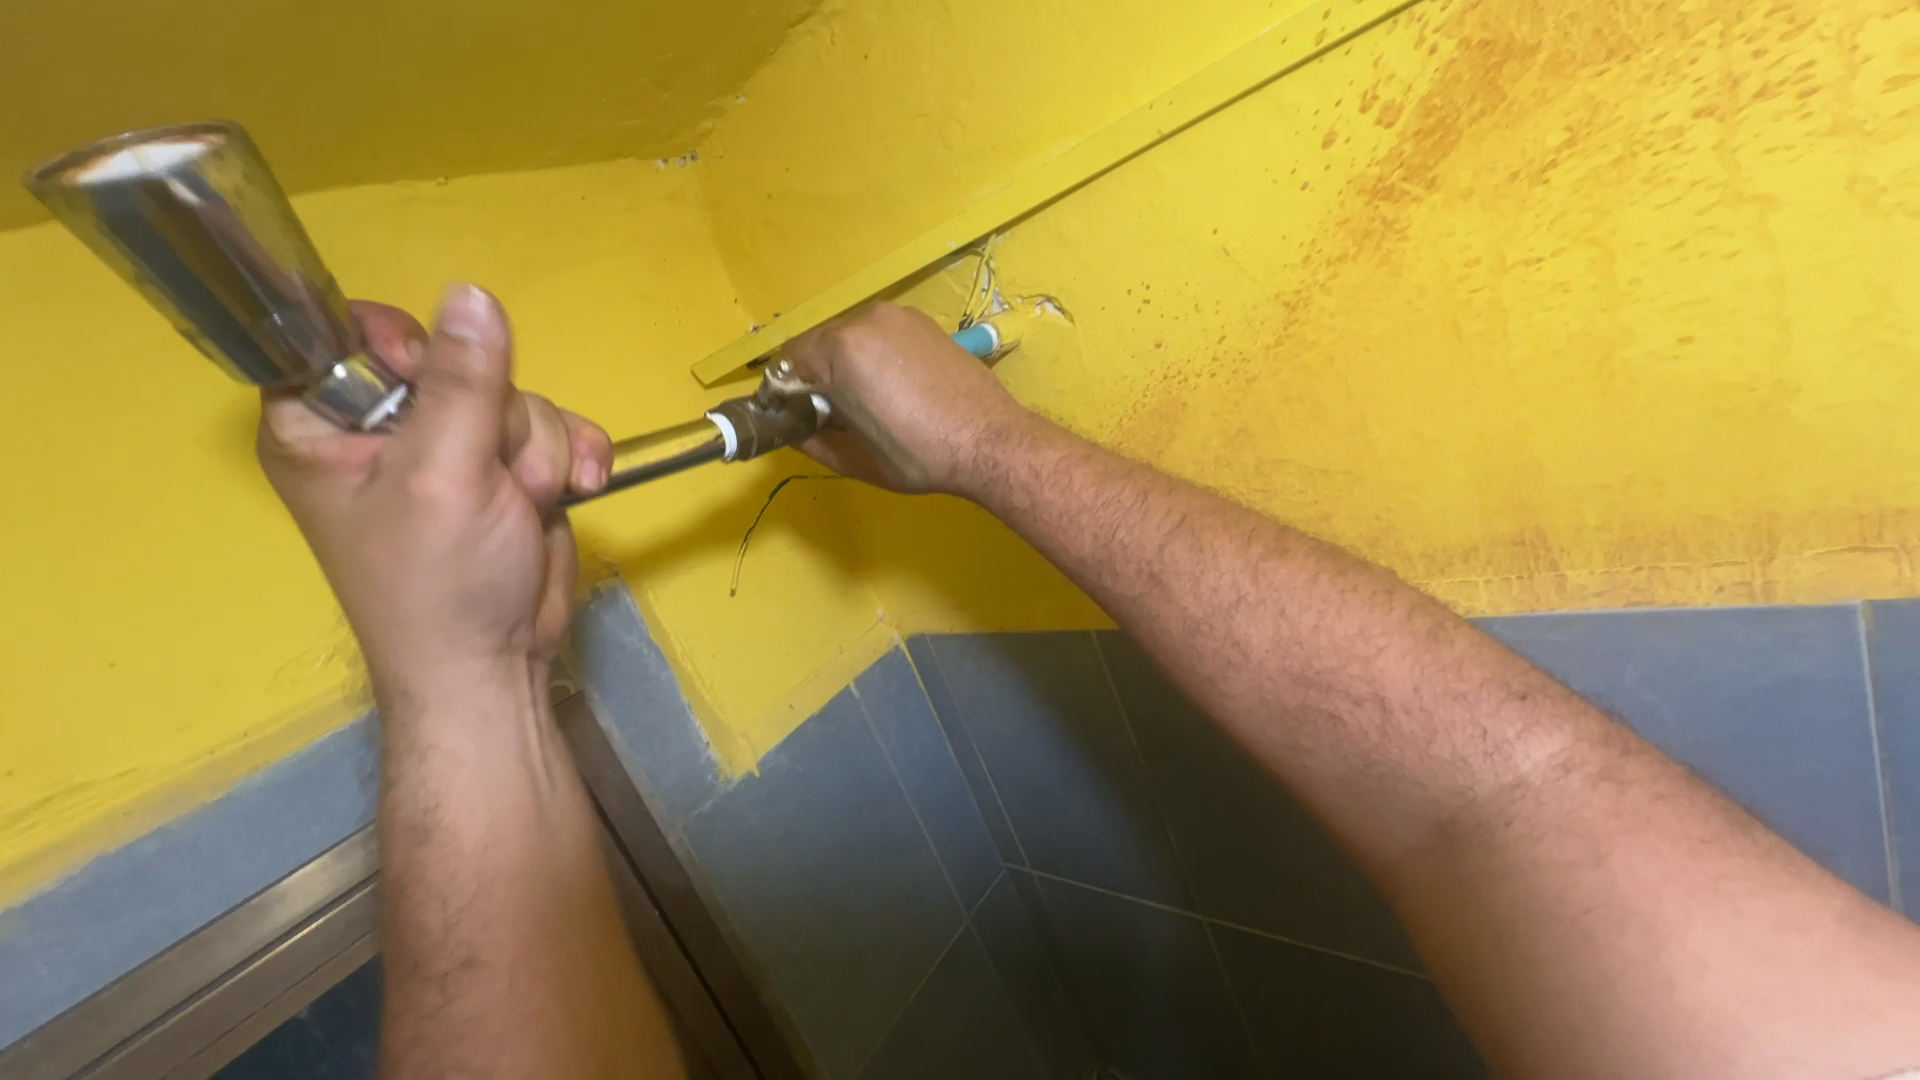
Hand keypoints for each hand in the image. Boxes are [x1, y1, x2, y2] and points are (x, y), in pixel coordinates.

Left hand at [257, 285, 613, 698]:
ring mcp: (466, 450)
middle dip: (500, 418)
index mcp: (329, 425)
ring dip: (544, 450)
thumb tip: (473, 293)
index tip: (434, 377)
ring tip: (532, 502)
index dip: (403, 346)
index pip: (350, 336)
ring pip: (521, 399)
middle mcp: (396, 429)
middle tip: (496, 473)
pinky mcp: (520, 472)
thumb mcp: (442, 474)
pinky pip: (561, 430)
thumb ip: (462, 383)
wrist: (501, 656)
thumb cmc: (439, 578)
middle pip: (461, 363)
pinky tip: (581, 489)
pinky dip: (578, 458)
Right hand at [782, 302, 1028, 495]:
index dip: (787, 393)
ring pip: (850, 337)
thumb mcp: (854, 461)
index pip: (786, 363)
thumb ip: (810, 440)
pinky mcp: (922, 321)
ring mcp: (897, 315)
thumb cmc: (918, 456)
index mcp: (841, 350)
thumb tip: (791, 429)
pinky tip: (897, 387)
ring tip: (872, 402)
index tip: (801, 418)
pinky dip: (876, 355)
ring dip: (847, 364)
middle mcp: (865, 319)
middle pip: (818, 345)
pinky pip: (880, 334)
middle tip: (837, 415)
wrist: (989, 442)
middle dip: (818, 377)